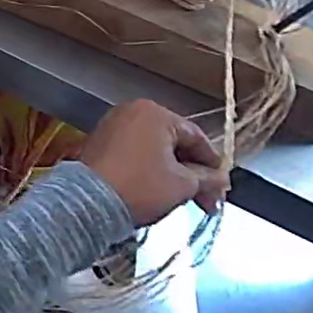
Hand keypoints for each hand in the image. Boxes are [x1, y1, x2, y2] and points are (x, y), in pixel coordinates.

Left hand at [80, 99, 228, 225]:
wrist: (90, 201)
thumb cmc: (140, 186)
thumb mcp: (182, 184)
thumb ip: (207, 178)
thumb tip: (221, 179)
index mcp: (154, 113)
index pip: (196, 136)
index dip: (213, 165)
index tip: (221, 188)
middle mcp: (132, 111)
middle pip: (174, 142)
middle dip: (193, 173)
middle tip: (206, 200)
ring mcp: (113, 125)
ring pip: (154, 148)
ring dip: (172, 173)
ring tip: (185, 199)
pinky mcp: (101, 141)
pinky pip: (135, 152)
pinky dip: (149, 168)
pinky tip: (159, 190)